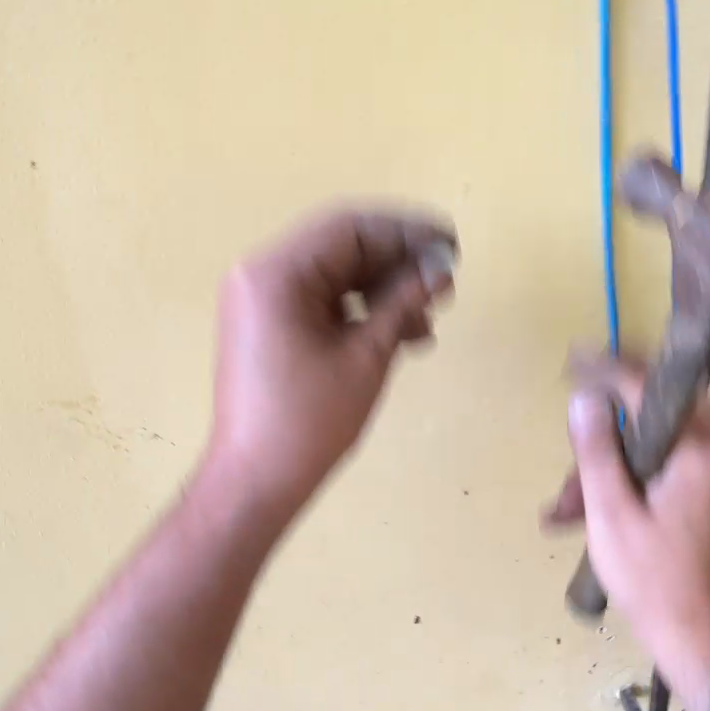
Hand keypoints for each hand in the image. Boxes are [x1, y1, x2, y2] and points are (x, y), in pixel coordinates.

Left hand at [204, 207, 457, 513]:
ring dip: (384, 294)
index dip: (407, 233)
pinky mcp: (269, 329)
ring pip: (336, 279)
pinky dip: (360, 315)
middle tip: (445, 286)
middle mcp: (261, 275)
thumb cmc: (311, 420)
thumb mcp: (366, 355)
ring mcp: (262, 303)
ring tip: (427, 323)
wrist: (258, 480)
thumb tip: (440, 266)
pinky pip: (322, 306)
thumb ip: (403, 301)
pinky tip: (400, 337)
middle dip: (397, 266)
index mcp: (276, 271)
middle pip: (342, 250)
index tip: (452, 247)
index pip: (350, 229)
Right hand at [551, 359, 709, 685]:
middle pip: (655, 410)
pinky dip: (622, 481)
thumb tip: (583, 398)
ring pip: (650, 444)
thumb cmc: (650, 577)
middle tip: (574, 439)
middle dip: (607, 425)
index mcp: (695, 452)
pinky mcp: (699, 497)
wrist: (691, 632)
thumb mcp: (611, 513)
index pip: (651, 388)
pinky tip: (584, 513)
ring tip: (563, 508)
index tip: (575, 361)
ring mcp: (707, 477)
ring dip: (605, 466)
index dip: (610, 370)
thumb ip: (597, 452)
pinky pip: (657, 469)